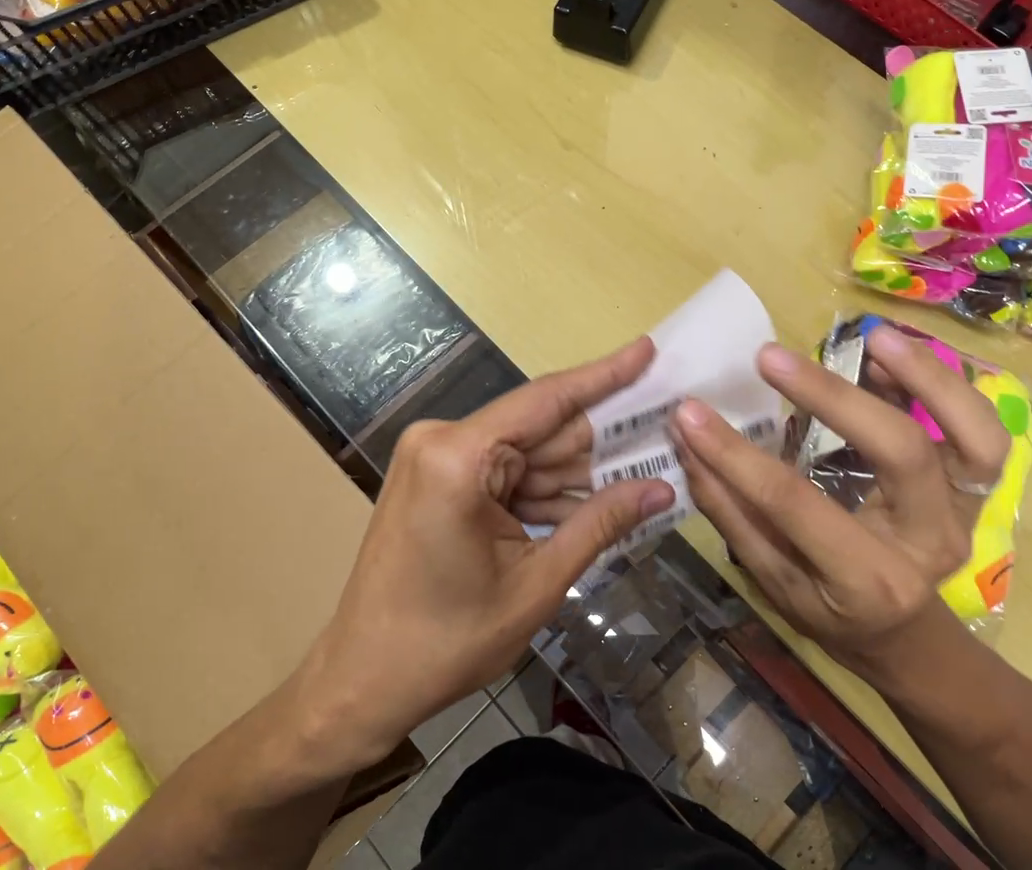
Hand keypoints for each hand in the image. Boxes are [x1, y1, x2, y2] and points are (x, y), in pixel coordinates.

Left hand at [285, 338, 675, 773]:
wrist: (364, 683)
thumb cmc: (446, 642)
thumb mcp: (536, 583)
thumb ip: (600, 525)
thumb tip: (663, 490)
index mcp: (458, 456)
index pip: (546, 400)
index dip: (605, 376)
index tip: (648, 349)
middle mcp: (443, 443)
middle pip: (542, 430)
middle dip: (602, 441)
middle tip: (667, 433)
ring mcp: (436, 461)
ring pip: (529, 456)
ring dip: (580, 473)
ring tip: (648, 473)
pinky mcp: (438, 484)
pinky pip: (507, 476)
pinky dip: (547, 493)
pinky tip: (597, 504)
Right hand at [673, 326, 1009, 672]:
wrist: (904, 635)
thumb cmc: (831, 613)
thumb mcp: (772, 579)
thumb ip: (732, 511)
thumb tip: (687, 441)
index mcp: (867, 580)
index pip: (796, 505)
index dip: (738, 456)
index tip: (692, 412)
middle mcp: (928, 543)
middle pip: (900, 451)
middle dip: (831, 395)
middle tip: (769, 359)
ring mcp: (965, 512)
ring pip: (977, 435)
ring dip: (926, 376)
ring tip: (871, 338)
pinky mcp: (976, 488)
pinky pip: (980, 428)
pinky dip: (941, 385)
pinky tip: (887, 357)